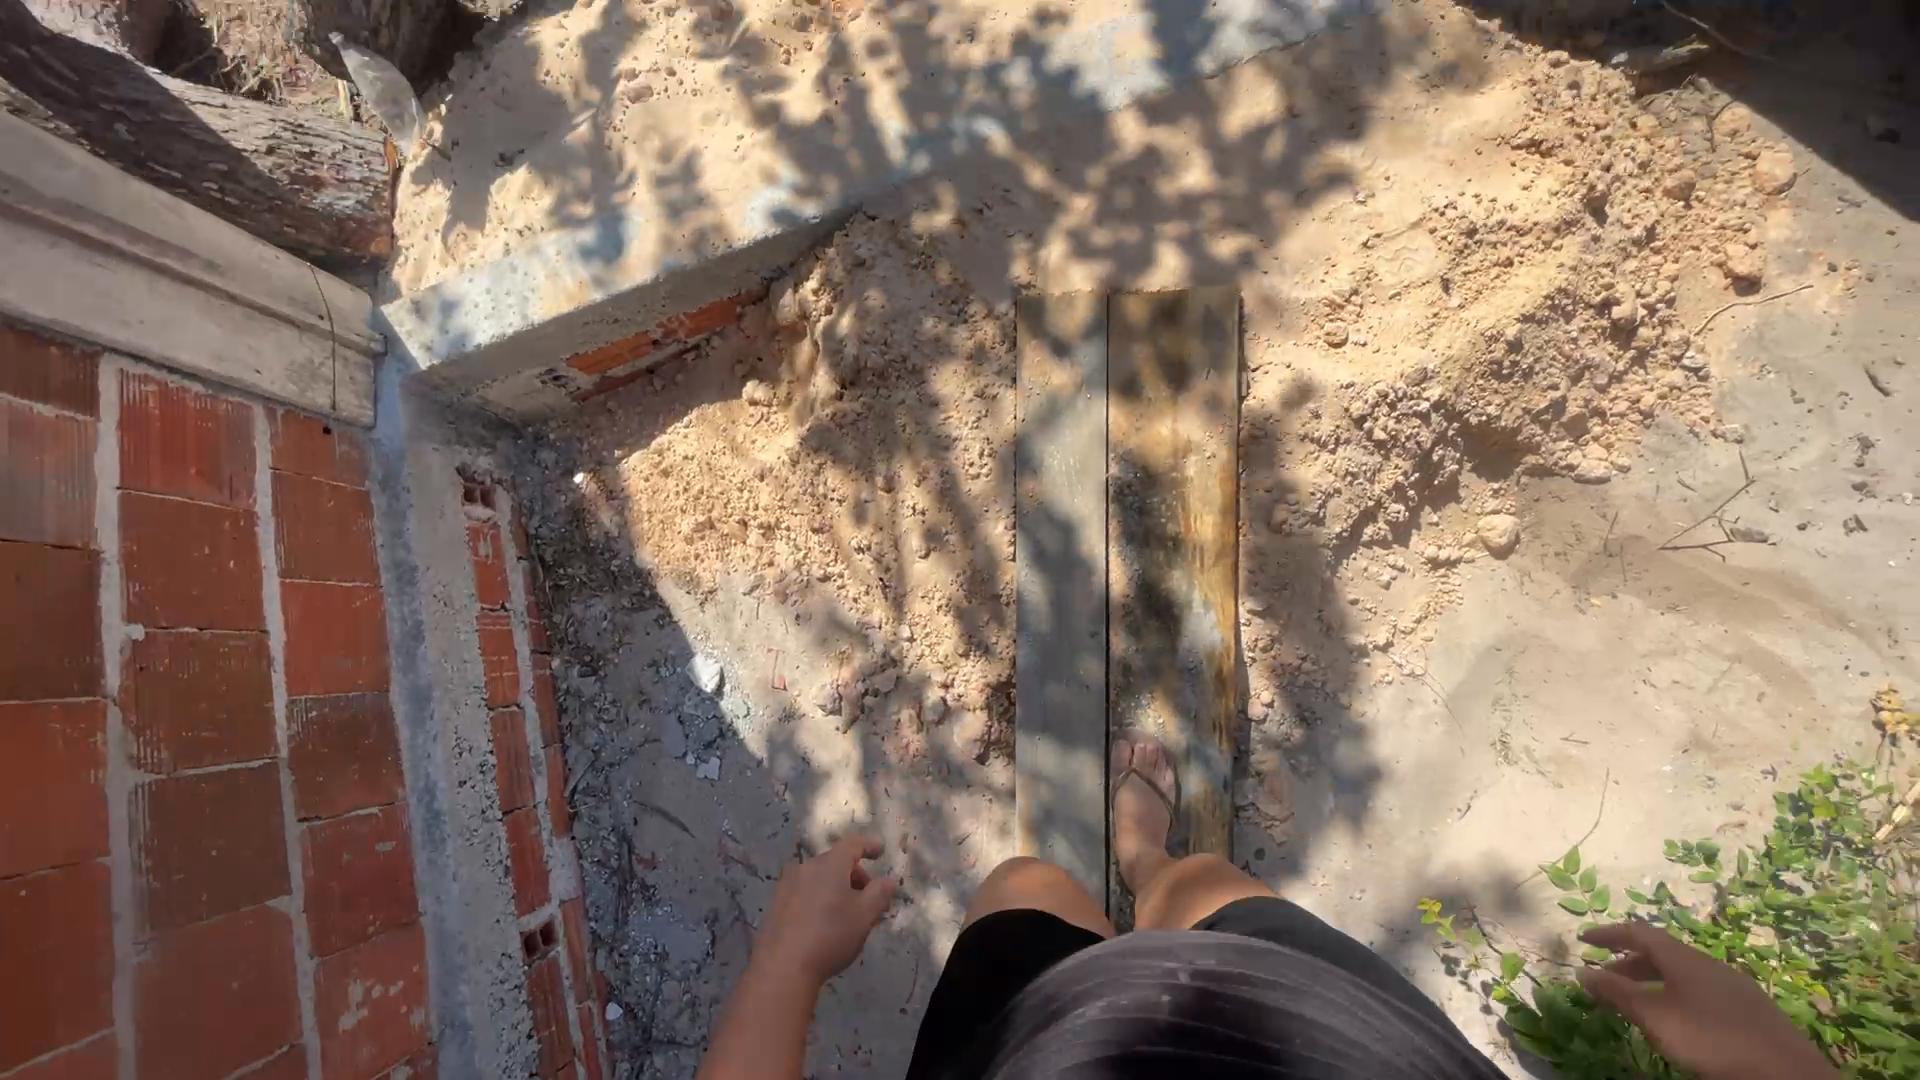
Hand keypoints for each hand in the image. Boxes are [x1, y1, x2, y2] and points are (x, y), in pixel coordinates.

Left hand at [753, 834, 897, 988]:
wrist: (782, 968)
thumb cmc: (830, 936)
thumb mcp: (864, 916)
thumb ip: (880, 893)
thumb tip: (888, 880)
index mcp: (830, 864)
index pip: (853, 844)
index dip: (869, 846)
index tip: (880, 852)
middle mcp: (806, 868)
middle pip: (835, 862)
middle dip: (855, 876)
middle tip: (868, 899)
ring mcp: (787, 886)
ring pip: (819, 879)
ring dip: (837, 889)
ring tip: (847, 915)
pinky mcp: (776, 905)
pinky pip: (804, 893)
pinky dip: (819, 899)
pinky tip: (823, 925)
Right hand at [1577, 921, 1835, 1079]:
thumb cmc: (1712, 1040)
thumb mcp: (1654, 1017)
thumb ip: (1616, 992)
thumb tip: (1582, 972)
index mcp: (1685, 958)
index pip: (1638, 932)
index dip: (1607, 933)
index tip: (1583, 939)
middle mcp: (1712, 965)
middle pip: (1662, 953)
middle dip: (1629, 962)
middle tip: (1608, 978)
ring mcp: (1739, 989)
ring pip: (1685, 974)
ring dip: (1655, 981)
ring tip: (1641, 1001)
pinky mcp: (1757, 1013)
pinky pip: (1706, 992)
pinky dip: (1680, 995)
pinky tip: (1681, 1018)